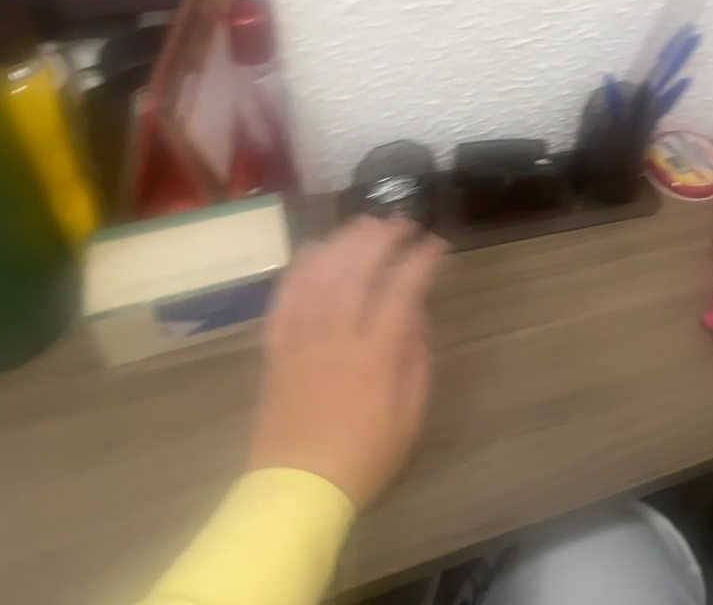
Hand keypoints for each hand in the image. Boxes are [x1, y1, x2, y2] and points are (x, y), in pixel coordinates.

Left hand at [246, 216, 445, 508]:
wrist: (297, 490)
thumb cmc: (364, 458)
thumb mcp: (410, 416)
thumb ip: (416, 359)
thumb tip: (417, 315)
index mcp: (375, 357)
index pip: (402, 292)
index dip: (421, 261)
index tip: (437, 245)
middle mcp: (336, 338)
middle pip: (357, 272)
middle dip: (382, 239)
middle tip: (401, 222)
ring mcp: (300, 341)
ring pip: (319, 277)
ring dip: (343, 243)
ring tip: (363, 224)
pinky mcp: (275, 350)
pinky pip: (283, 300)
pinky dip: (298, 269)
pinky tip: (312, 250)